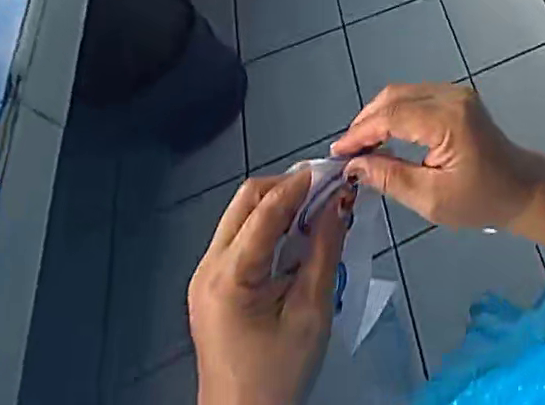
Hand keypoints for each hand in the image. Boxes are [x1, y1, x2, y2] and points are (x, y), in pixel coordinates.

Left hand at [189, 171, 352, 404]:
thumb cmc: (278, 374)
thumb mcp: (312, 311)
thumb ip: (325, 249)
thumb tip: (340, 200)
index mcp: (229, 275)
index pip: (266, 209)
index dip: (301, 184)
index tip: (333, 171)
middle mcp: (209, 266)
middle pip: (246, 200)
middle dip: (287, 187)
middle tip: (325, 191)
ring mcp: (205, 274)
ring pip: (242, 213)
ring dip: (279, 204)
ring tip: (316, 211)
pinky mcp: (211, 283)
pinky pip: (241, 235)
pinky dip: (270, 224)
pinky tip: (296, 236)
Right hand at [332, 84, 543, 230]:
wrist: (521, 189)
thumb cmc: (480, 199)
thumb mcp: (431, 199)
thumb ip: (390, 177)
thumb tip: (354, 165)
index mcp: (448, 119)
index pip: (392, 116)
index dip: (360, 132)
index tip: (338, 154)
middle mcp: (451, 96)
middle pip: (394, 97)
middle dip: (366, 122)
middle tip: (346, 152)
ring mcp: (455, 93)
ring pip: (403, 93)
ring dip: (378, 115)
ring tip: (360, 146)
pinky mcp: (456, 97)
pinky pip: (415, 97)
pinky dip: (394, 113)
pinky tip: (383, 135)